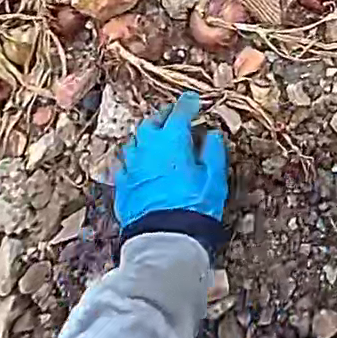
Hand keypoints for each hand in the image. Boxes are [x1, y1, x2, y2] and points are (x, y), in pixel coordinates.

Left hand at [115, 93, 227, 240]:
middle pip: (151, 123)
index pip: (179, 113)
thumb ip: (213, 151)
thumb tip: (211, 134)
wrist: (165, 238)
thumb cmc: (194, 205)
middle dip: (163, 115)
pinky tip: (142, 161)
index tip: (193, 99)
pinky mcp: (121, 186)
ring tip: (158, 137)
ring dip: (147, 135)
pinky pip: (125, 163)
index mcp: (172, 142)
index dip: (187, 104)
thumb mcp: (214, 176)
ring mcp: (131, 167)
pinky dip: (135, 157)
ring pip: (135, 141)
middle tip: (174, 114)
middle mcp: (147, 149)